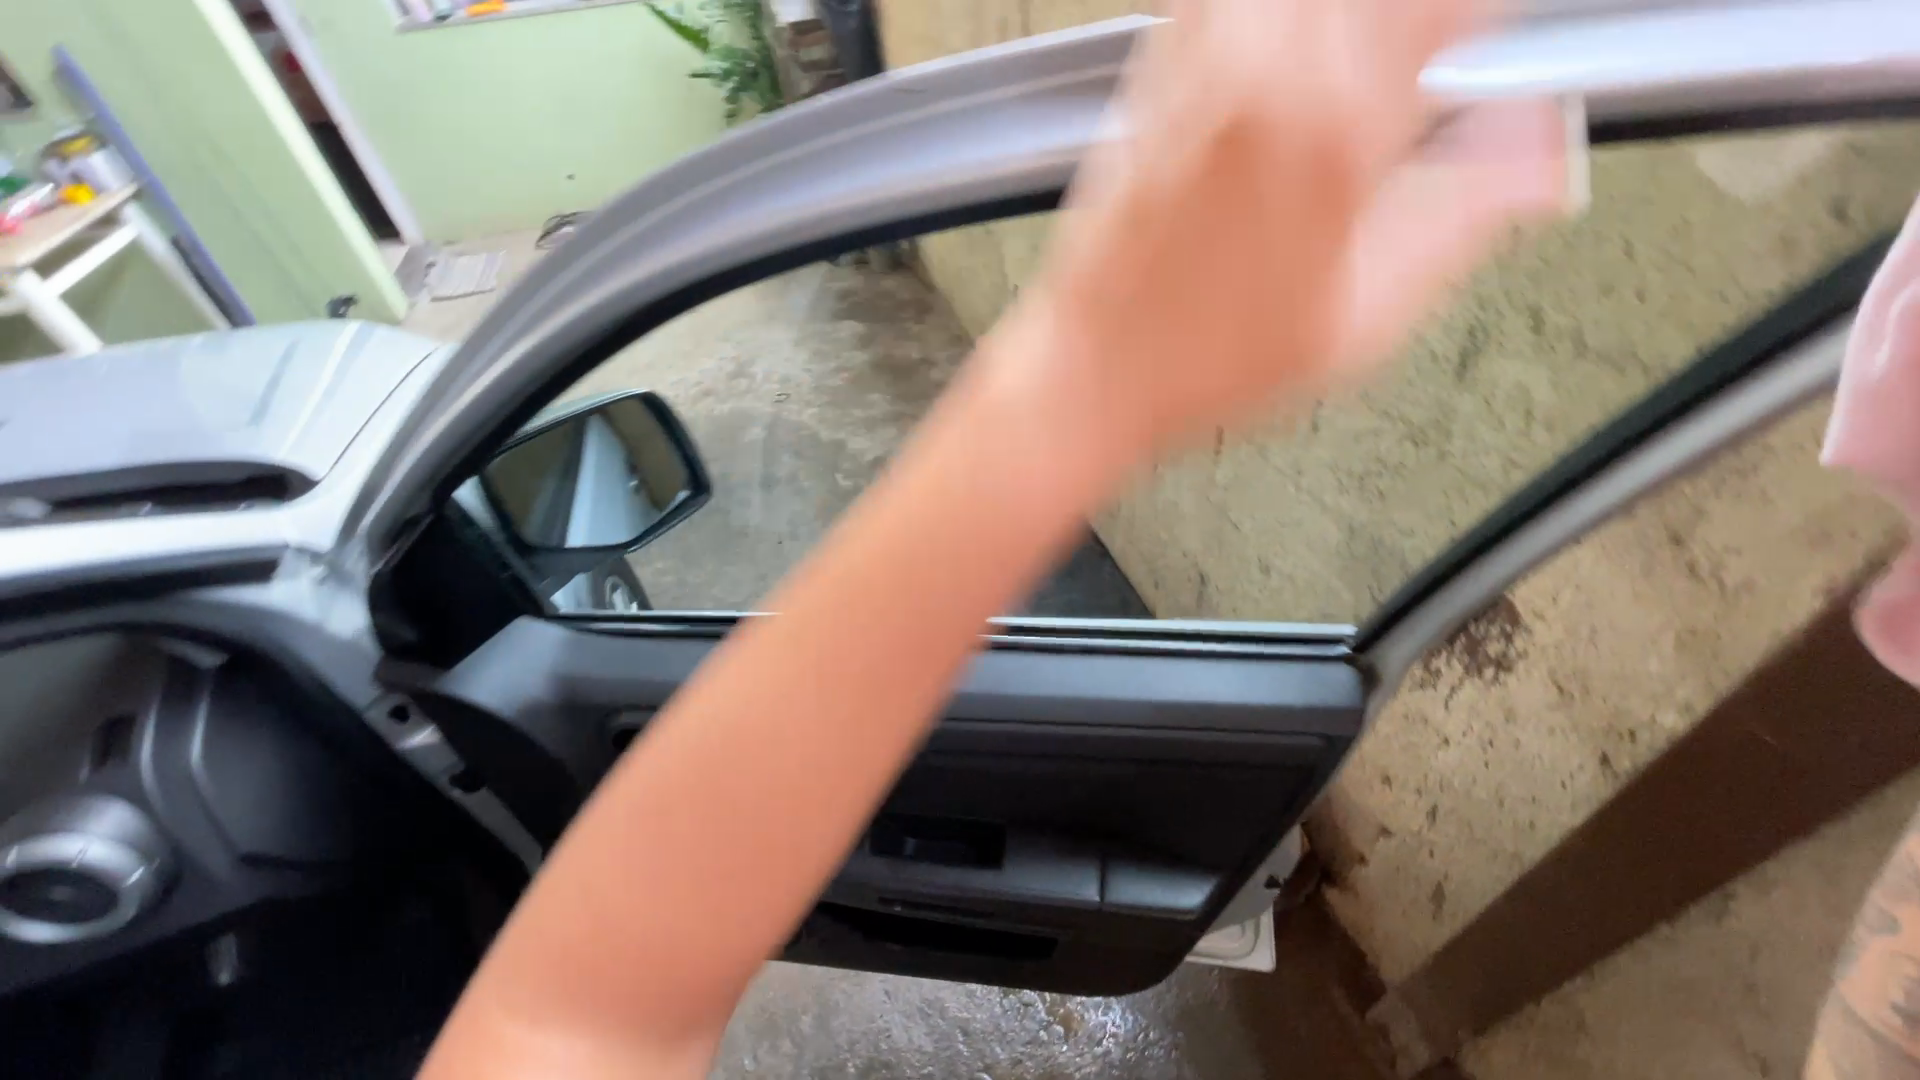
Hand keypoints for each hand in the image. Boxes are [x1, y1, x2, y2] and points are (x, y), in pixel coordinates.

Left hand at [1013, 0, 1571, 464]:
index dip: (1478, 19)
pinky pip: (1213, 1)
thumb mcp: (1361, 325)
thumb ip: (1461, 224)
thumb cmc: (1204, 365)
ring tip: (1352, 61)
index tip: (1480, 42)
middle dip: (1402, 20)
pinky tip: (1282, 47)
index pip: (1446, 3)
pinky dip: (1263, 15)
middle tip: (1415, 57)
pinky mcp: (1149, 84)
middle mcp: (1265, 80)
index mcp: (1335, 135)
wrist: (1092, 372)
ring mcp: (1199, 74)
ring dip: (1334, 22)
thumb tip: (1537, 160)